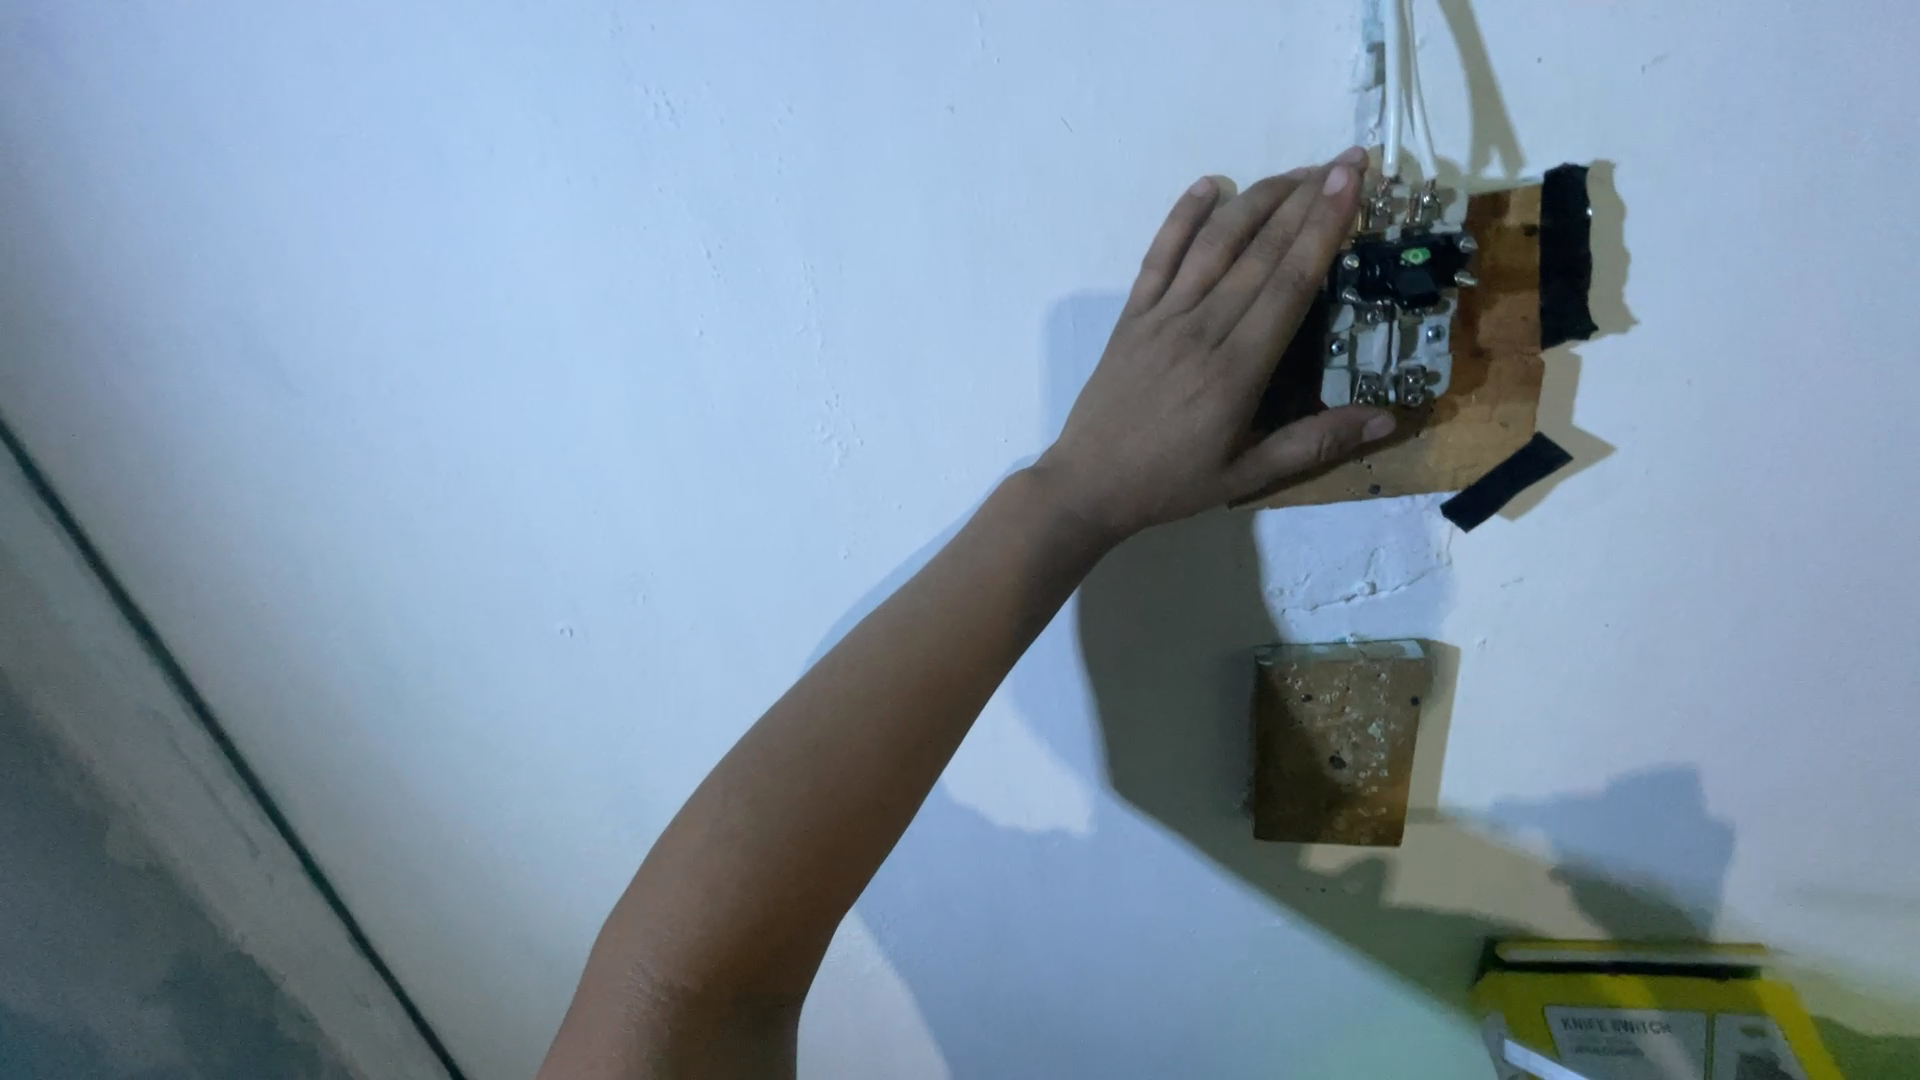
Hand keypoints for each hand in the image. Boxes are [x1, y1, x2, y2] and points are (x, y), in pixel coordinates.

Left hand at [1034, 147, 1394, 541]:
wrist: (1087, 485)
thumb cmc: (1167, 485)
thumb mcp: (1244, 477)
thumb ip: (1312, 444)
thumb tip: (1388, 420)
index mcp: (1236, 371)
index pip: (1290, 284)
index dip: (1324, 227)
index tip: (1353, 182)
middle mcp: (1201, 332)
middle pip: (1260, 253)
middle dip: (1305, 201)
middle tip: (1343, 160)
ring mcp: (1160, 320)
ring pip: (1213, 246)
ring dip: (1256, 201)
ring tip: (1295, 172)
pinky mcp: (1129, 319)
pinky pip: (1157, 258)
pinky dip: (1181, 218)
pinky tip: (1208, 185)